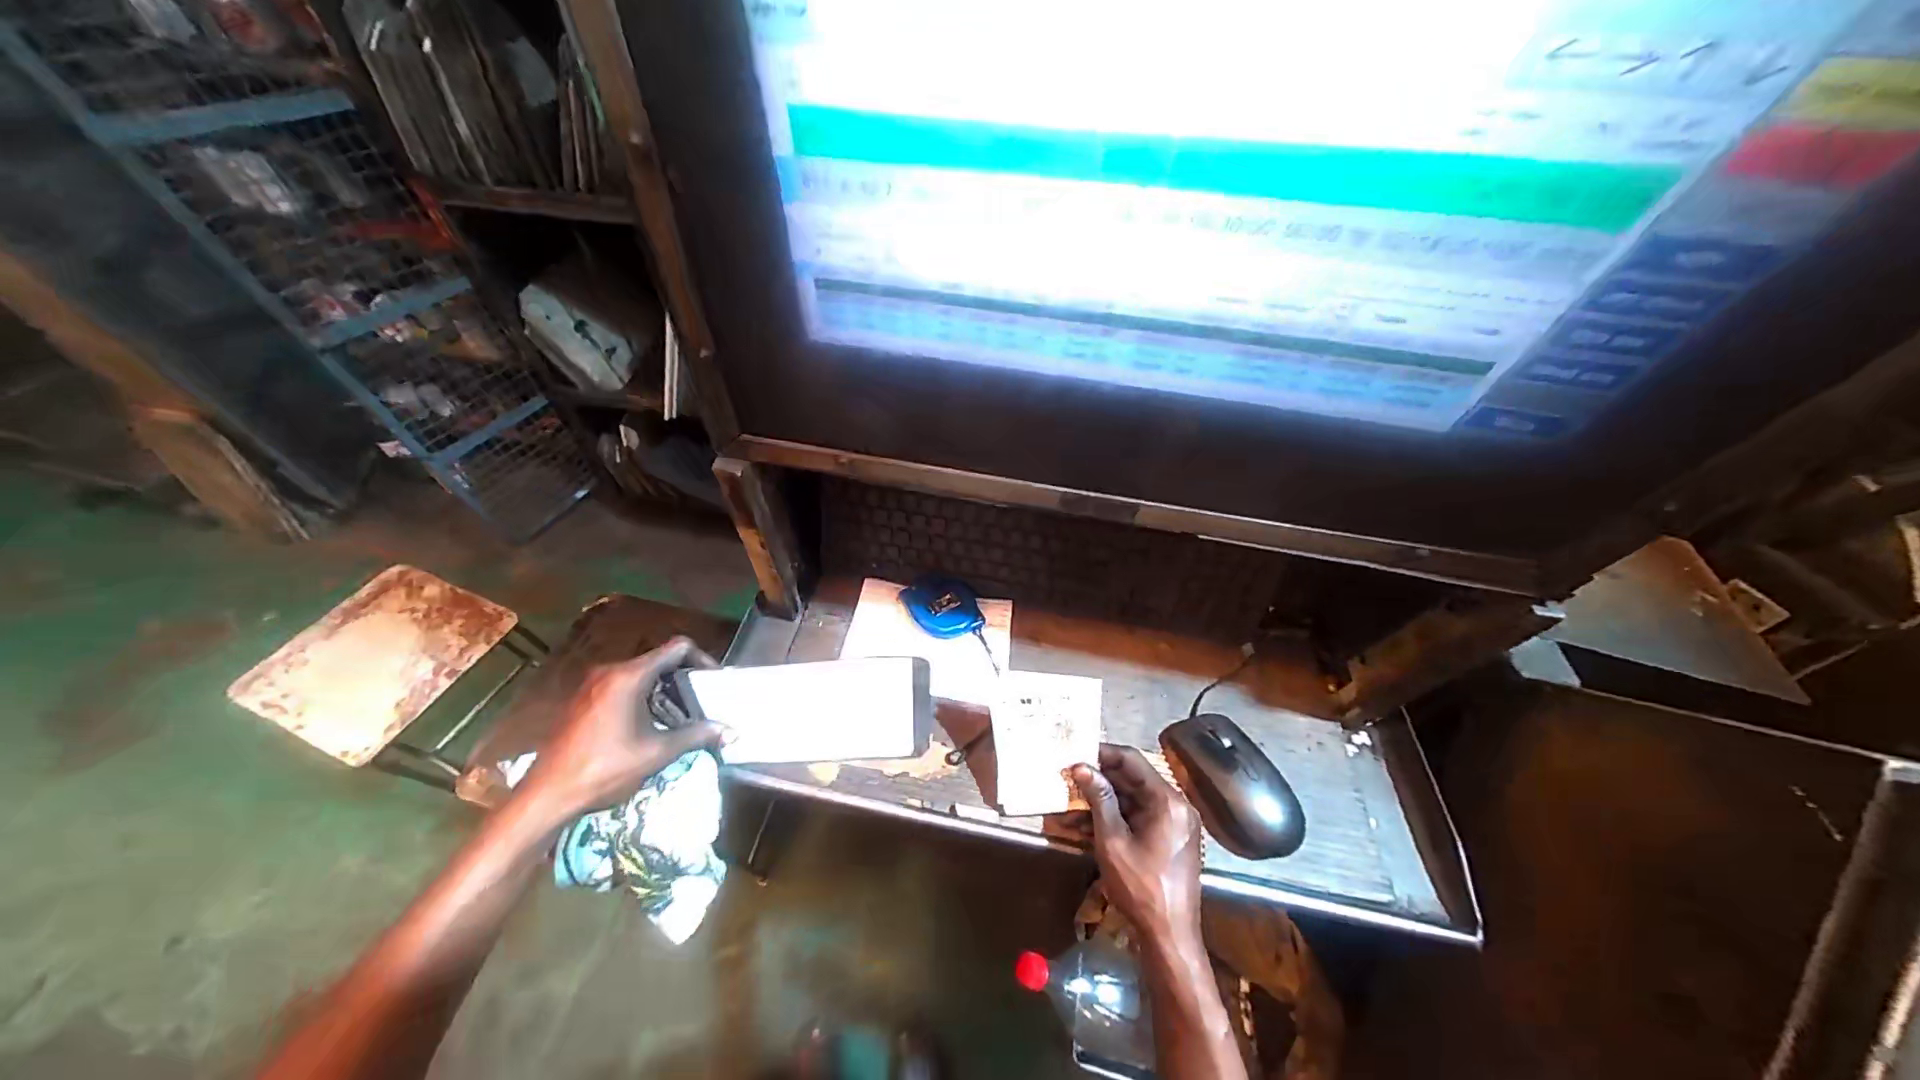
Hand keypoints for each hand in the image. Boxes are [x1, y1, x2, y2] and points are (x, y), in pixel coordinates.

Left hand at [516, 636, 722, 821]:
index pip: (677, 647)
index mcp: (629, 676)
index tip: (713, 681)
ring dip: (663, 689)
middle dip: (683, 677)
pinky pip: (622, 686)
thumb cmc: (604, 769)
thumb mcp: (656, 753)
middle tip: (701, 701)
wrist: (546, 796)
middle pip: (659, 660)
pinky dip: (643, 696)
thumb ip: (696, 736)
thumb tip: (730, 732)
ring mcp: (592, 684)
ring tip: (680, 715)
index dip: (702, 658)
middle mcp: (610, 671)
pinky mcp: (582, 699)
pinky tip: (649, 724)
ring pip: (640, 674)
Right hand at [1071, 745, 1204, 946]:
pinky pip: (1139, 818)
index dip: (1102, 754)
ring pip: (1132, 800)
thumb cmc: (1140, 888)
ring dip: (1102, 802)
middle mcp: (1176, 806)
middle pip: (1133, 779)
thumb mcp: (1112, 841)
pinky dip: (1115, 820)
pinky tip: (1085, 826)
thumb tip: (1081, 767)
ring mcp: (1174, 823)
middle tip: (1068, 780)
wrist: (1169, 936)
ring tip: (1068, 807)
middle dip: (1098, 780)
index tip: (1075, 754)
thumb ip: (1099, 799)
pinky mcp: (1169, 839)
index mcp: (1168, 801)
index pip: (1132, 760)